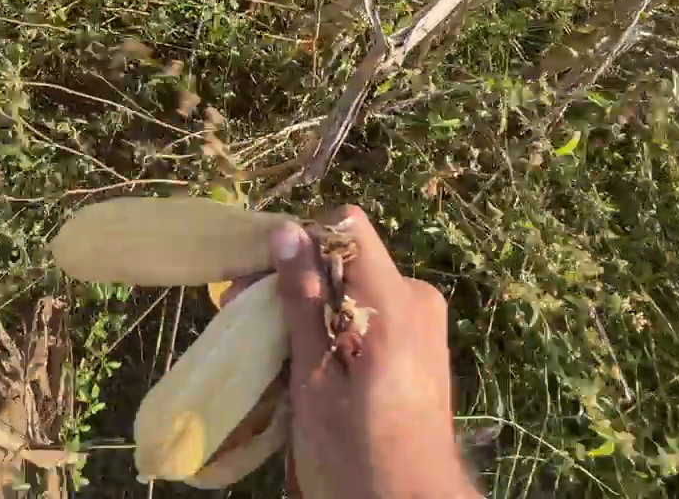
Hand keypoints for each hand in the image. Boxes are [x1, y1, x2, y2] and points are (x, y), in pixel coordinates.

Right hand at [270, 209, 477, 498]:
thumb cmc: (357, 454)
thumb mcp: (314, 377)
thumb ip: (300, 300)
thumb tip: (284, 230)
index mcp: (396, 302)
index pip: (347, 225)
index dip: (303, 241)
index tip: (271, 276)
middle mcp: (417, 298)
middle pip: (346, 255)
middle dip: (297, 277)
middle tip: (255, 313)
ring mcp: (423, 320)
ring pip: (352, 282)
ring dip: (311, 302)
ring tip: (279, 343)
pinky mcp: (419, 340)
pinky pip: (367, 306)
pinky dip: (334, 320)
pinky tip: (311, 355)